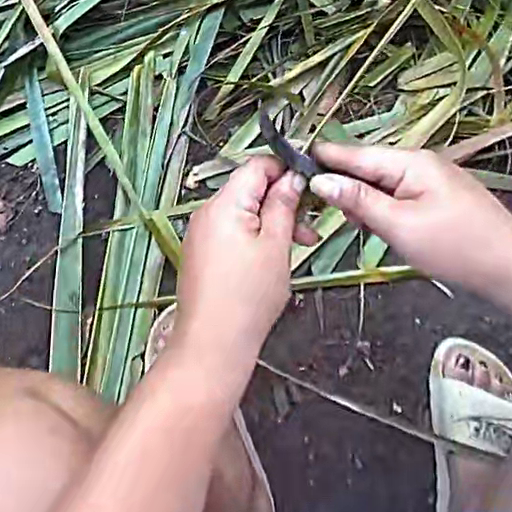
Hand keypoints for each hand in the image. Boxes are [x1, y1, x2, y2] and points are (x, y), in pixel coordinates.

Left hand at [174, 157, 308, 369]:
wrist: (212, 345)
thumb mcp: (276, 246)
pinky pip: (233, 230)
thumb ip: (284, 206)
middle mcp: (208, 212)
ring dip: (273, 220)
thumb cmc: (246, 298)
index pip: (256, 165)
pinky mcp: (203, 251)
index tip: (309, 187)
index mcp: (224, 204)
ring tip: (299, 243)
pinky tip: (274, 256)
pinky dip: (256, 235)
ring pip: (244, 211)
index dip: (285, 170)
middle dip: (282, 200)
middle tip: (309, 222)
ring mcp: (202, 232)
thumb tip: (292, 179)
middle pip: (250, 188)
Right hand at [309, 143, 511, 300]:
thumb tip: (321, 180)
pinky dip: (386, 209)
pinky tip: (385, 228)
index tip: (293, 160)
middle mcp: (420, 162)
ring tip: (364, 227)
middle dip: (347, 187)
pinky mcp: (439, 195)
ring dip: (367, 202)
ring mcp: (432, 178)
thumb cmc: (455, 246)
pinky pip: (400, 194)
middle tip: (332, 214)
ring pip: (383, 183)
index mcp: (409, 161)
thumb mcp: (398, 226)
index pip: (355, 153)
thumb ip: (358, 201)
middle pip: (368, 167)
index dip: (323, 157)